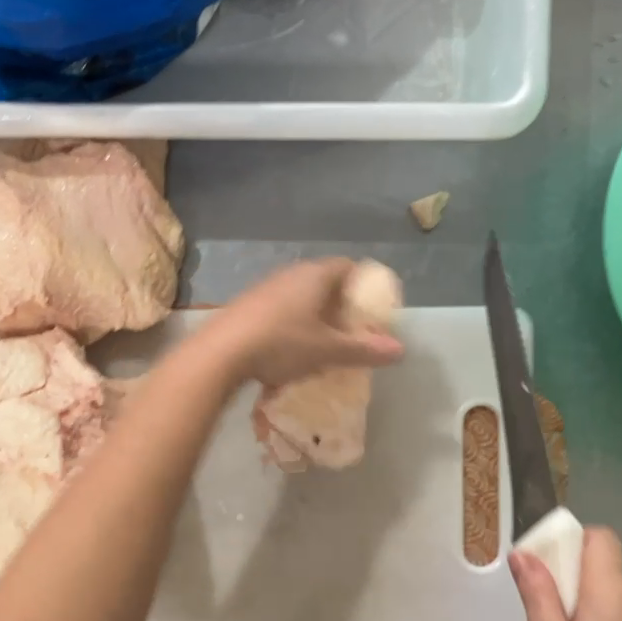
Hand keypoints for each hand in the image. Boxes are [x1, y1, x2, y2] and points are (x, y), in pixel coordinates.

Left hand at [200, 258, 403, 386]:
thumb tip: (400, 351)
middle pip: (325, 283)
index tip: (374, 310)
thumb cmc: (282, 344)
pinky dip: (293, 326)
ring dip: (316, 318)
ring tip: (325, 346)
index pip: (350, 267)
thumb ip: (364, 350)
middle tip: (353, 332)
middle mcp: (290, 273)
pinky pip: (281, 311)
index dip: (366, 286)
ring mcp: (265, 288)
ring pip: (301, 298)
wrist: (221, 353)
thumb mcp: (328, 351)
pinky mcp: (247, 306)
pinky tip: (290, 351)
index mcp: (315, 275)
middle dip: (341, 306)